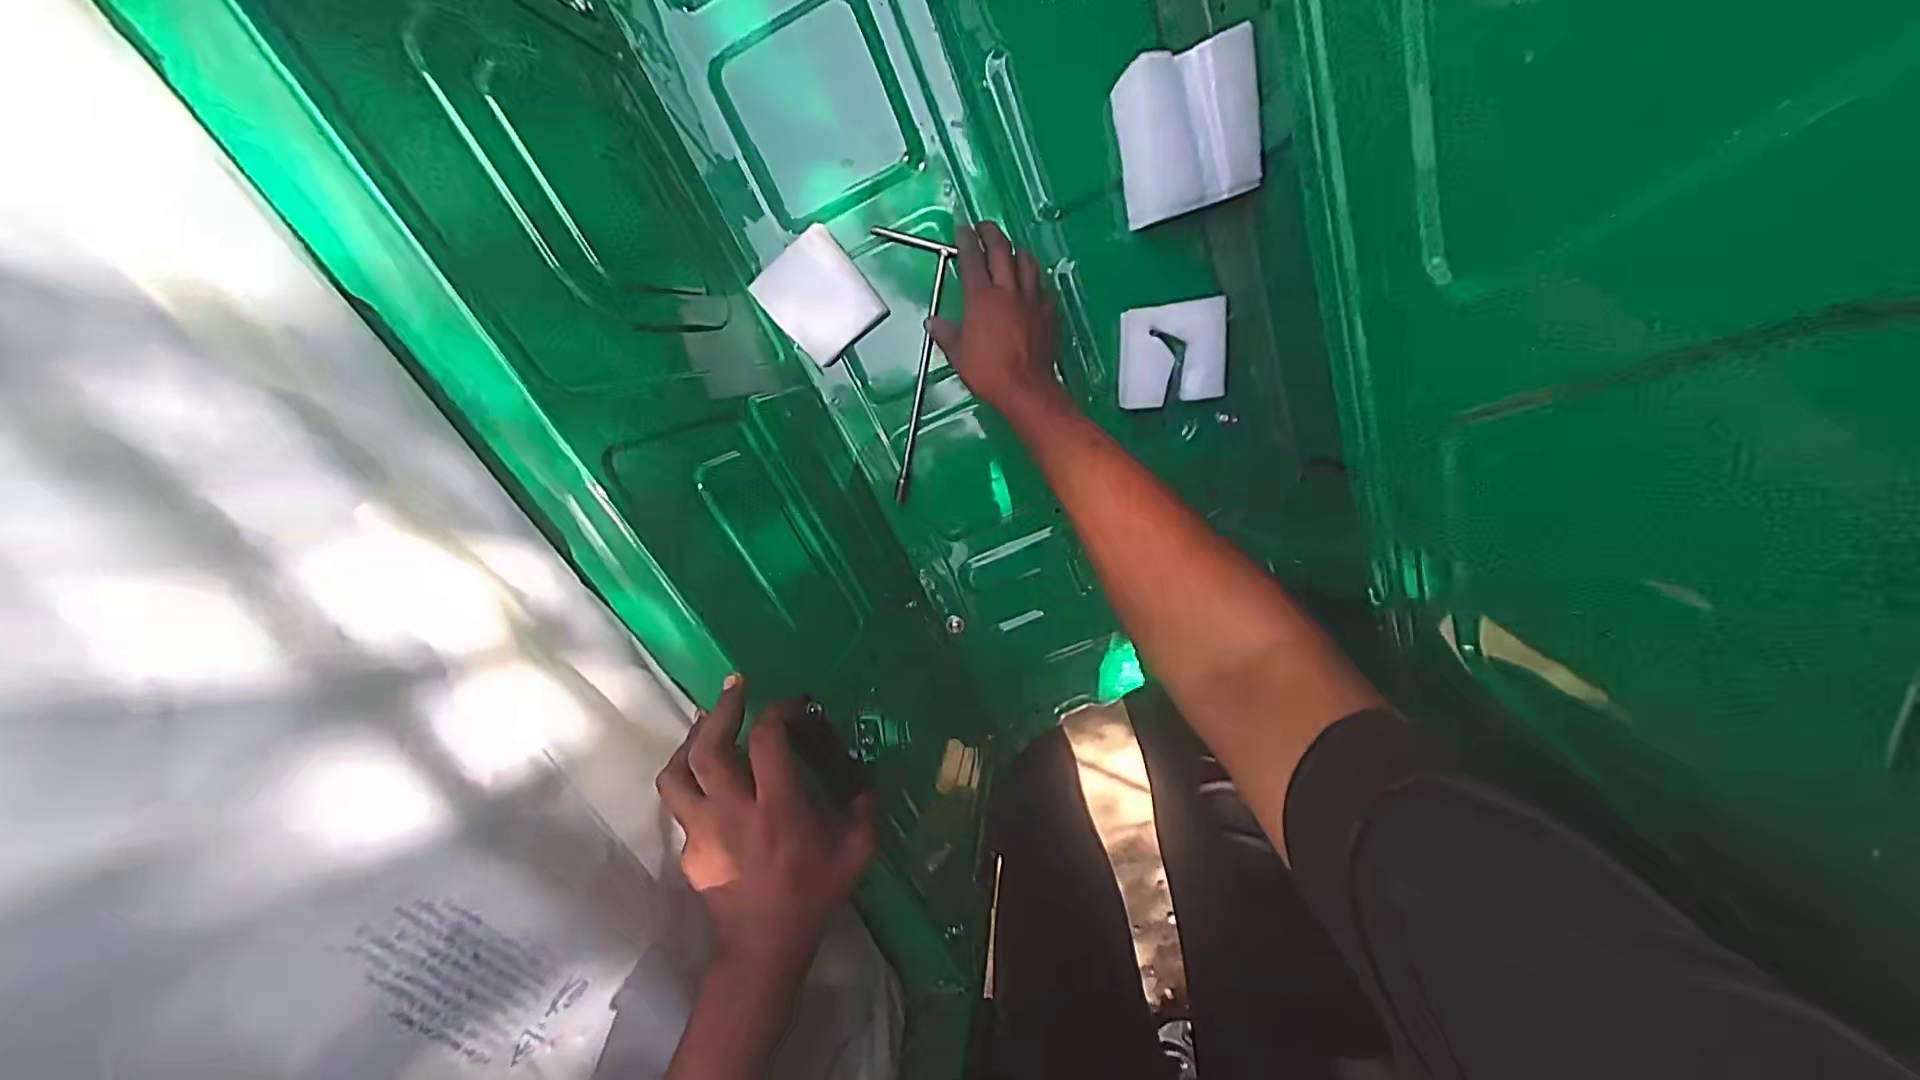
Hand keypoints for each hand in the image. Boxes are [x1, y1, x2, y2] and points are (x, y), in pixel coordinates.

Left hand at [655, 675, 875, 970]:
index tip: (794, 703)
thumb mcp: (857, 849)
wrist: (764, 946)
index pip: (767, 740)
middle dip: (722, 709)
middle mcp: (734, 812)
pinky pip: (679, 800)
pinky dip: (689, 773)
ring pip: (677, 772)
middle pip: (708, 748)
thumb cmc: (814, 893)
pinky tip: (706, 769)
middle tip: (736, 685)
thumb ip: (864, 805)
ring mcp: (703, 830)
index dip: (779, 710)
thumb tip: (864, 772)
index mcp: (778, 807)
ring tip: (707, 719)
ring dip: (691, 737)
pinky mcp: (688, 846)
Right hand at [927, 222, 1074, 425]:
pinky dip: (1034, 277)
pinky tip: (1031, 282)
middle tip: (983, 227)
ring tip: (1010, 250)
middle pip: (1000, 249)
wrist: (1026, 388)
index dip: (964, 241)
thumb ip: (946, 334)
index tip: (961, 230)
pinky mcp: (1048, 311)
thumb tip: (933, 322)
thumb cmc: (988, 372)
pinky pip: (1042, 285)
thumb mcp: (958, 354)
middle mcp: (1008, 291)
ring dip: (1016, 251)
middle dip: (990, 233)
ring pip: (1026, 261)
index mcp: (981, 298)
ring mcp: (1031, 299)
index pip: (971, 258)